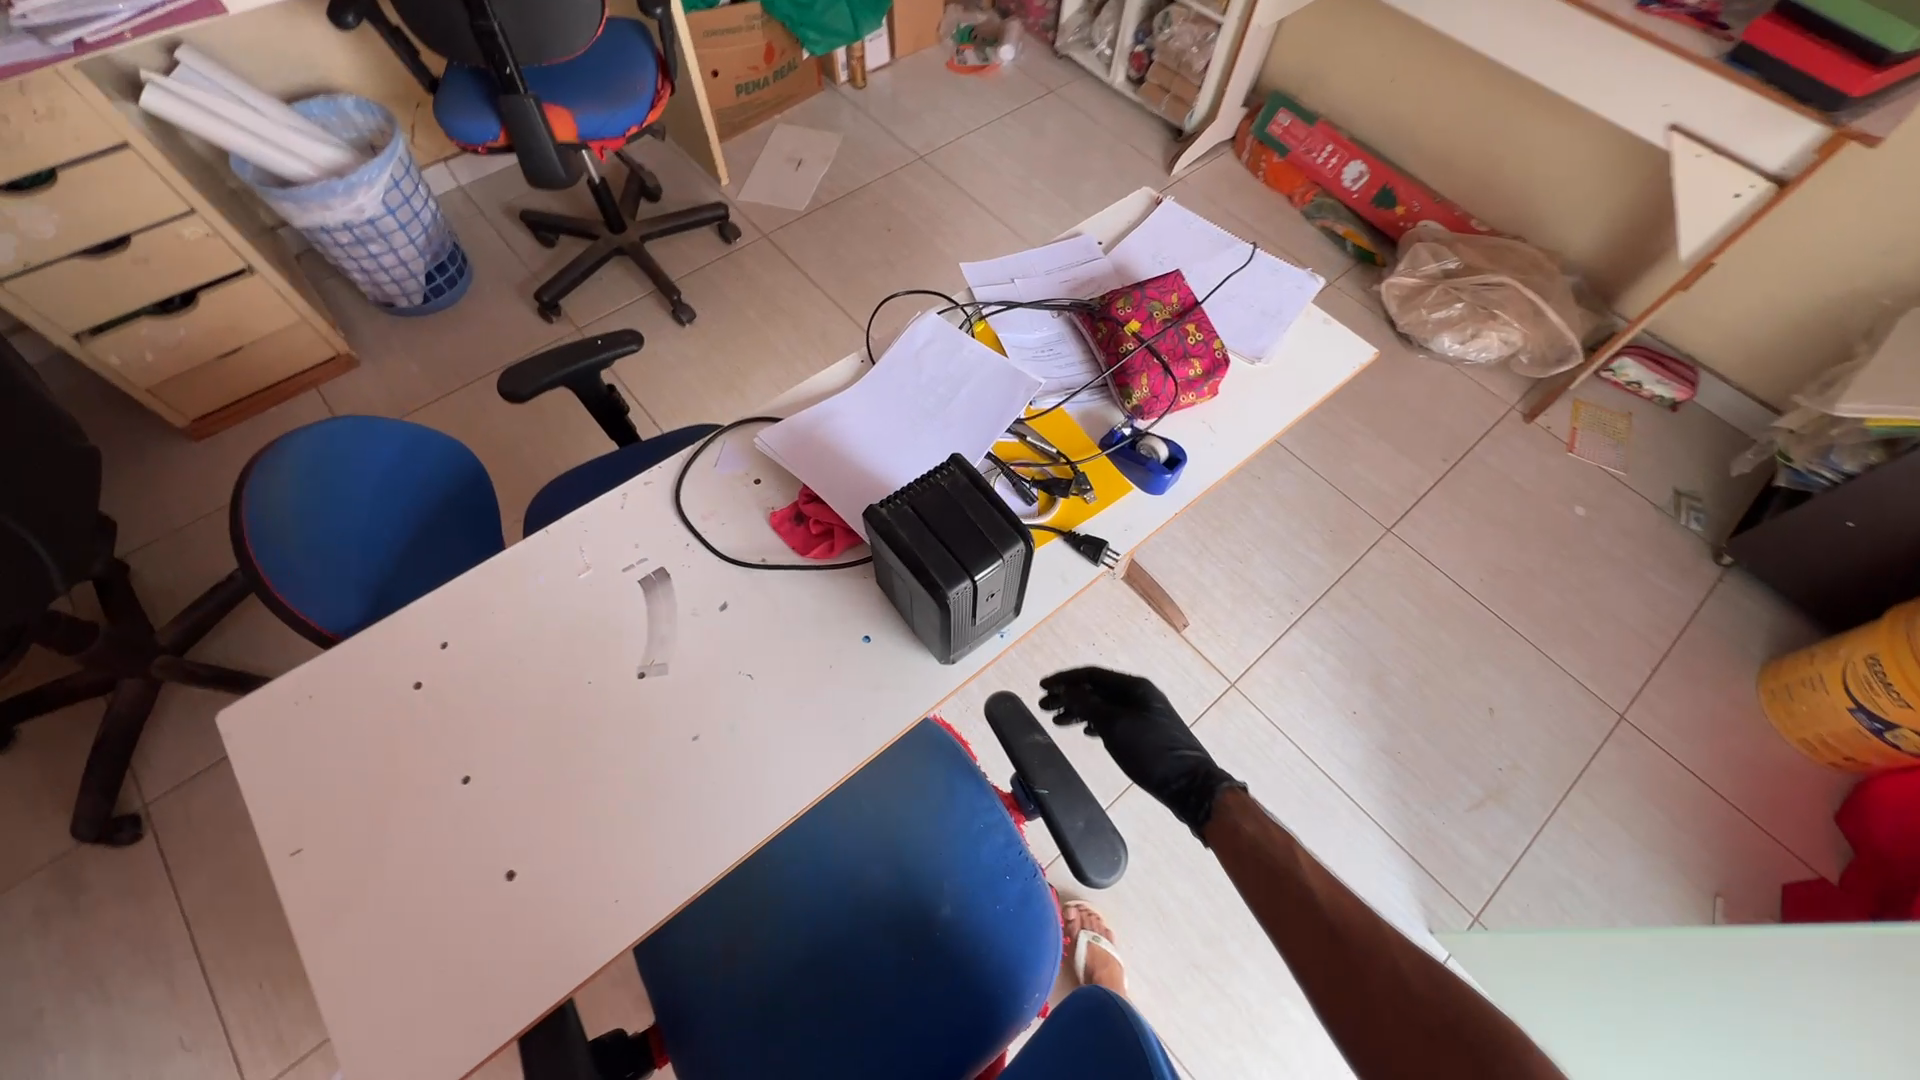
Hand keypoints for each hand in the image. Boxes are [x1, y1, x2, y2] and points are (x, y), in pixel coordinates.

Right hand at [1039, 667, 1245, 838]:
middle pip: (1096, 690)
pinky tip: (1085, 732)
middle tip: (1043, 707)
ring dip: (1079, 711)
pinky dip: (1095, 723)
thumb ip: (1088, 705)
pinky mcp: (1146, 733)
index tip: (1042, 686)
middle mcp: (1139, 695)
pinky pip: (1114, 721)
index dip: (1064, 680)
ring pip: (1104, 706)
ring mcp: (1144, 714)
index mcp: (1134, 687)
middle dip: (1069, 696)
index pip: (1091, 675)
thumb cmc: (1150, 752)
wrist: (1190, 784)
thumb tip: (1066, 690)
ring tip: (1057, 721)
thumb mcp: (1114, 726)